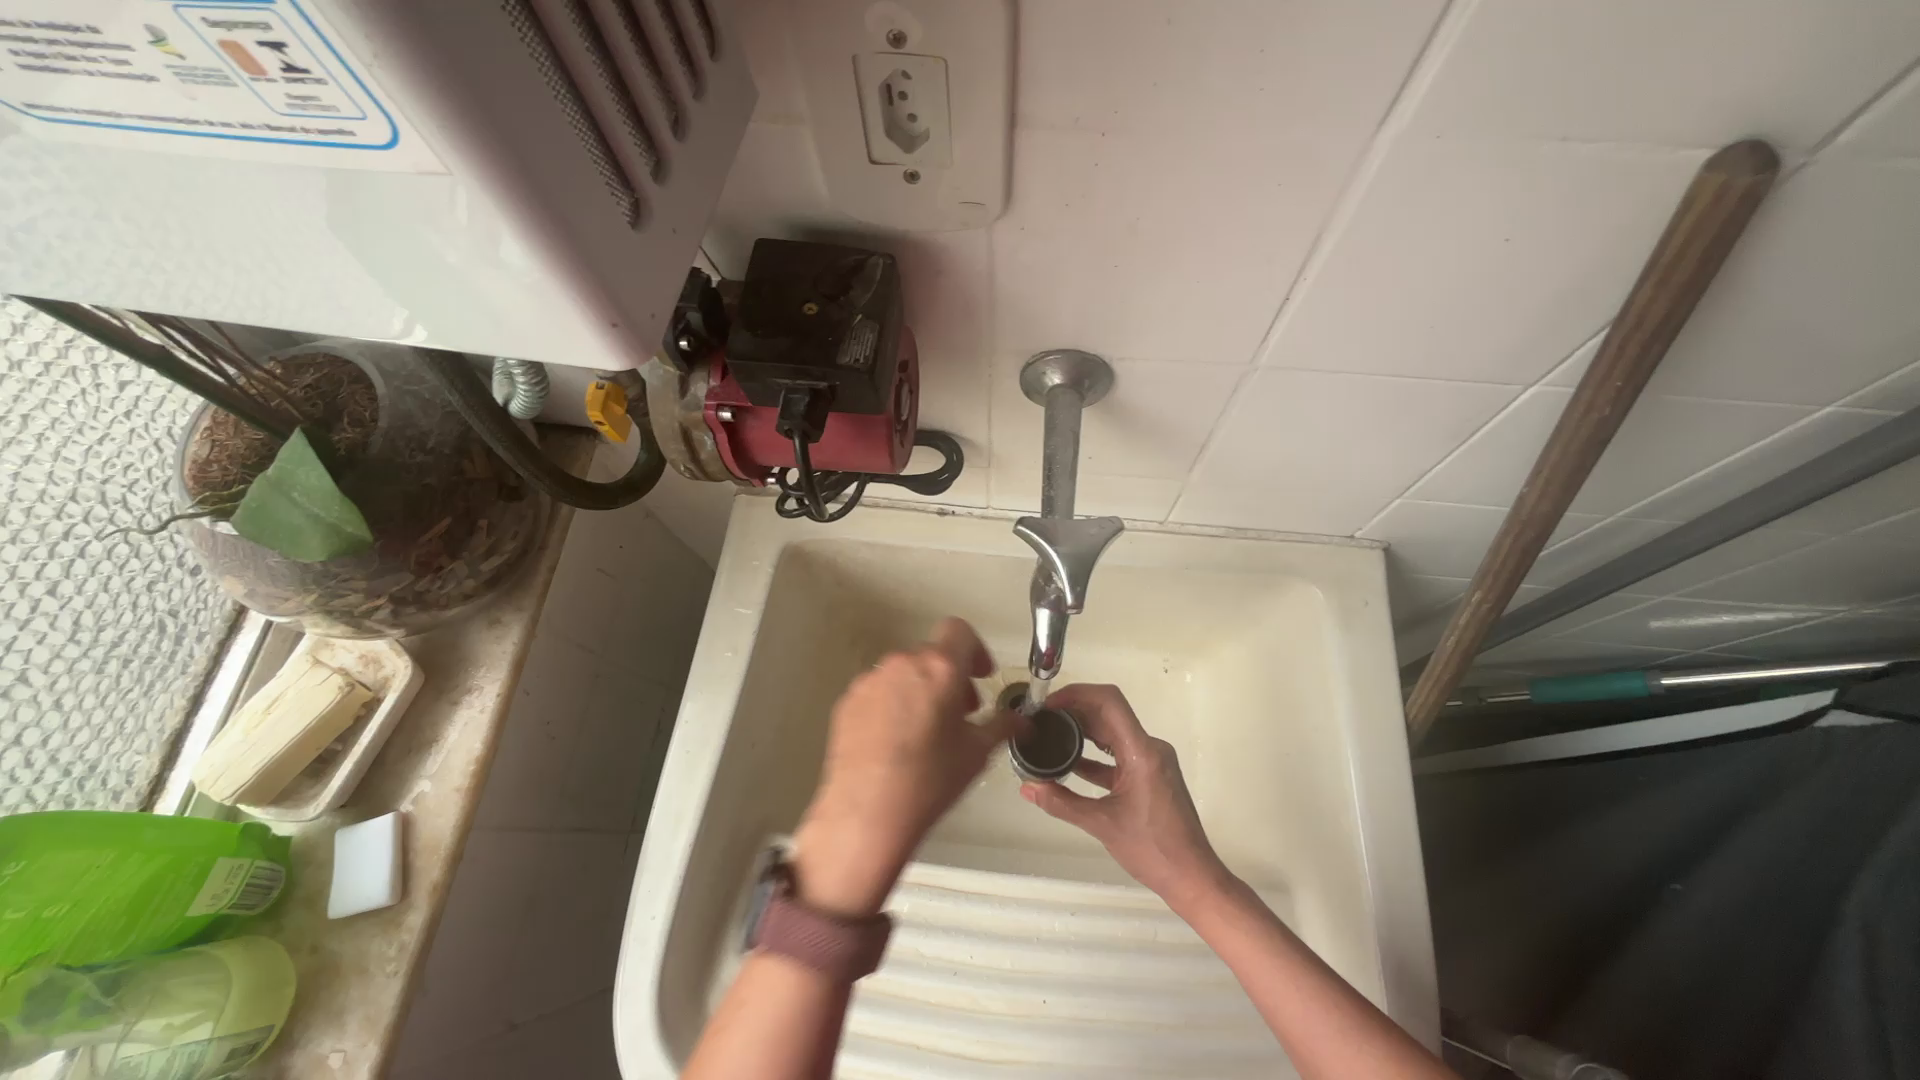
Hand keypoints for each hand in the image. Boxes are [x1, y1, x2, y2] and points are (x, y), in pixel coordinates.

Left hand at [793, 617, 1018, 917]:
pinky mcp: (847, 702)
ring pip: (903, 674)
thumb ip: (1001, 726)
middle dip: (949, 678)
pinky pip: (878, 692)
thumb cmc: (930, 780)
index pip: (959, 630)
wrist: (867, 812)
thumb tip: (1021, 720)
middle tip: (958, 714)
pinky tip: (896, 743)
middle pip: (931, 655)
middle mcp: (902, 664)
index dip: (974, 650)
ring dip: (920, 691)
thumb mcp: (976, 752)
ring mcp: (870, 681)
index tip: (979, 677)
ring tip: (925, 733)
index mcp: (940, 668)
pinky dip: (892, 706)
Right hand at [1020, 684, 1230, 912]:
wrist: (1192, 876)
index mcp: (1142, 752)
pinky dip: (1094, 756)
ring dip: (1082, 732)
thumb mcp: (1101, 825)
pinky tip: (1069, 764)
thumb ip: (1061, 803)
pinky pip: (1118, 755)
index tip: (1049, 704)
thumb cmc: (1153, 849)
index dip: (1076, 694)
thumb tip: (1028, 788)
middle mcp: (1149, 748)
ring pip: (1112, 734)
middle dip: (1074, 711)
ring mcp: (1151, 762)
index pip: (1109, 702)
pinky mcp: (1149, 776)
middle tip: (1041, 719)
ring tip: (1050, 735)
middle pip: (1108, 714)